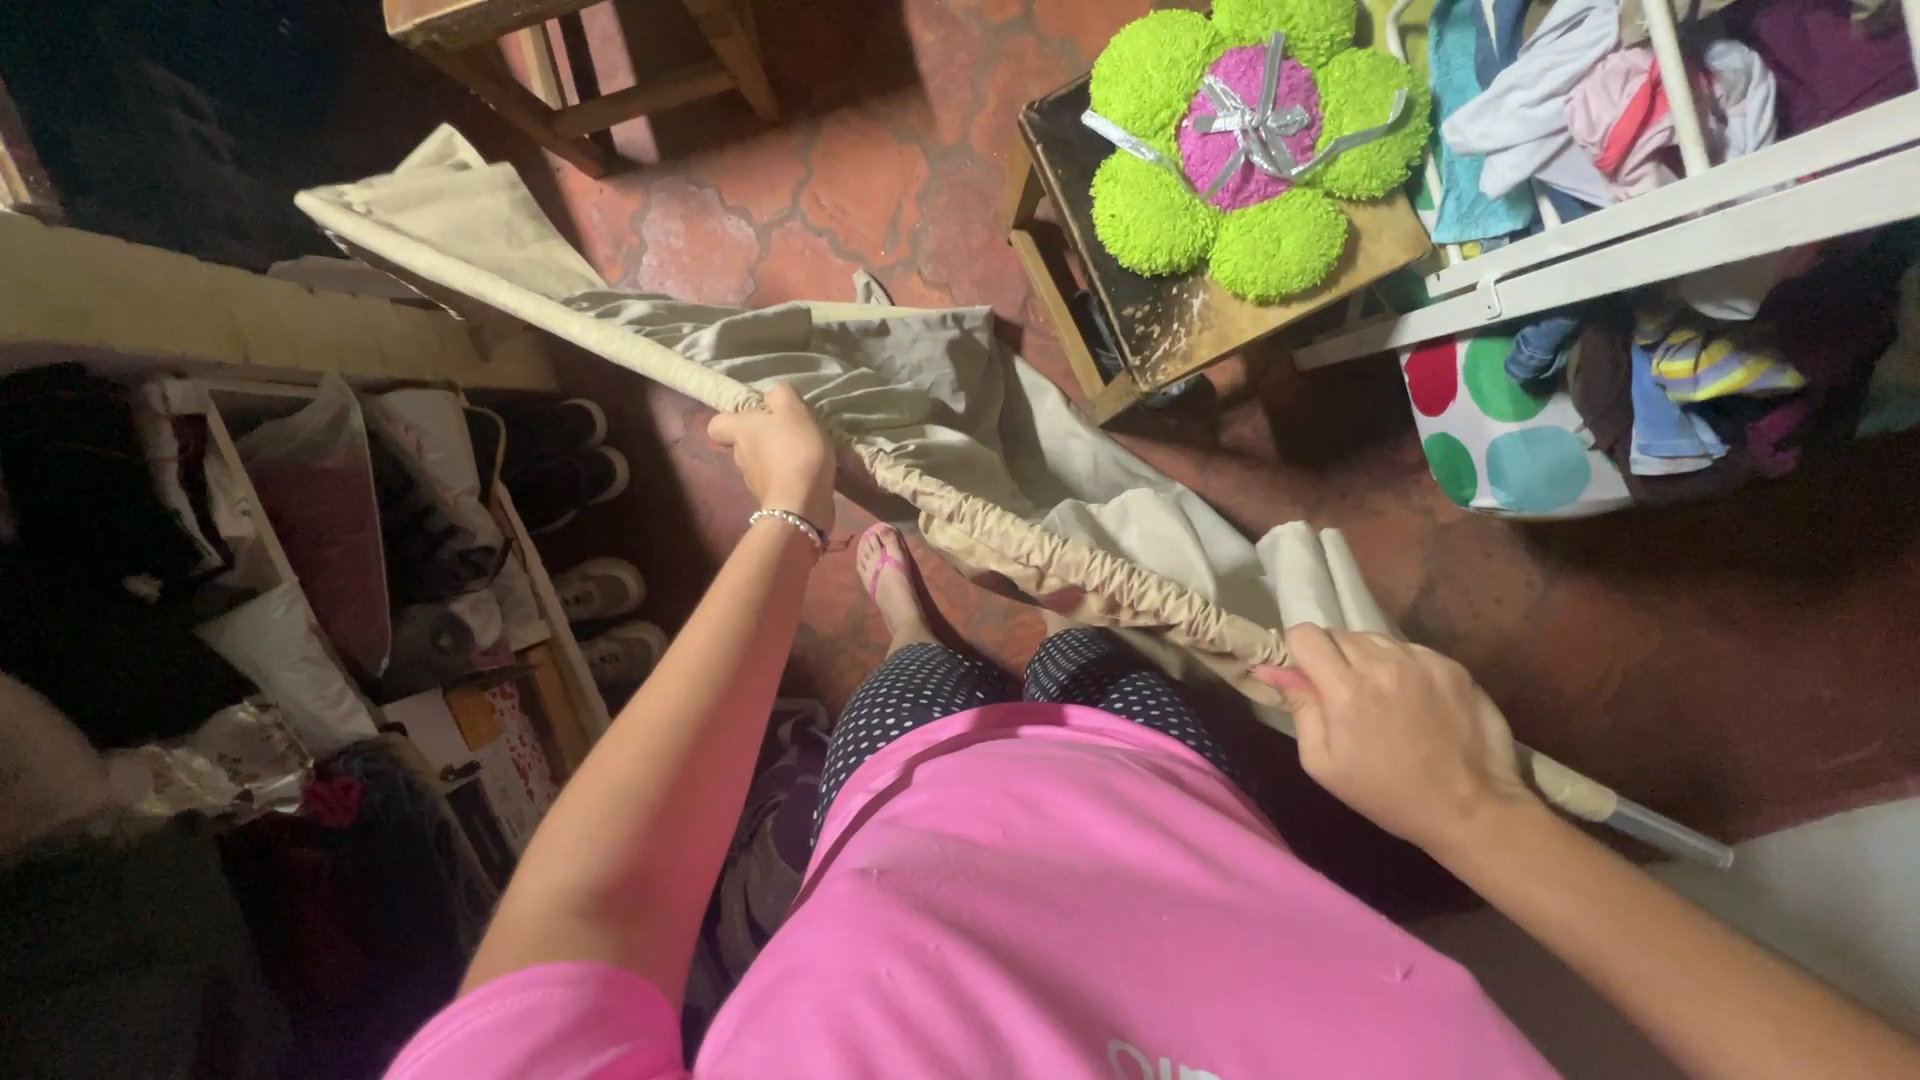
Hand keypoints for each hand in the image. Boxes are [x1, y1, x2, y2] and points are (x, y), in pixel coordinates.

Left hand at [707, 382, 835, 534]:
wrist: (801, 505)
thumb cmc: (795, 451)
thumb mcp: (793, 411)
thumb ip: (782, 395)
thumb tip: (773, 396)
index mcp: (740, 431)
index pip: (717, 424)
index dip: (732, 418)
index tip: (756, 417)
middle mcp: (740, 456)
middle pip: (744, 442)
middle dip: (763, 436)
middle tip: (790, 431)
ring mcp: (754, 480)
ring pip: (761, 462)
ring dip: (778, 457)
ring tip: (805, 452)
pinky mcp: (772, 498)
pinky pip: (777, 480)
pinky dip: (790, 475)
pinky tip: (809, 472)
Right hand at [1253, 625, 1539, 855]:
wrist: (1471, 808)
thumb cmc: (1386, 793)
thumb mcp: (1323, 762)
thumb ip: (1298, 707)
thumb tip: (1270, 668)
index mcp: (1346, 690)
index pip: (1305, 634)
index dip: (1299, 652)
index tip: (1306, 677)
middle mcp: (1383, 664)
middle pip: (1337, 633)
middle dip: (1331, 657)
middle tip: (1343, 694)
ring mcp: (1421, 661)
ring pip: (1373, 638)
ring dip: (1366, 658)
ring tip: (1380, 696)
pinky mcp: (1451, 665)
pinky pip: (1408, 649)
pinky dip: (1400, 665)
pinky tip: (1411, 699)